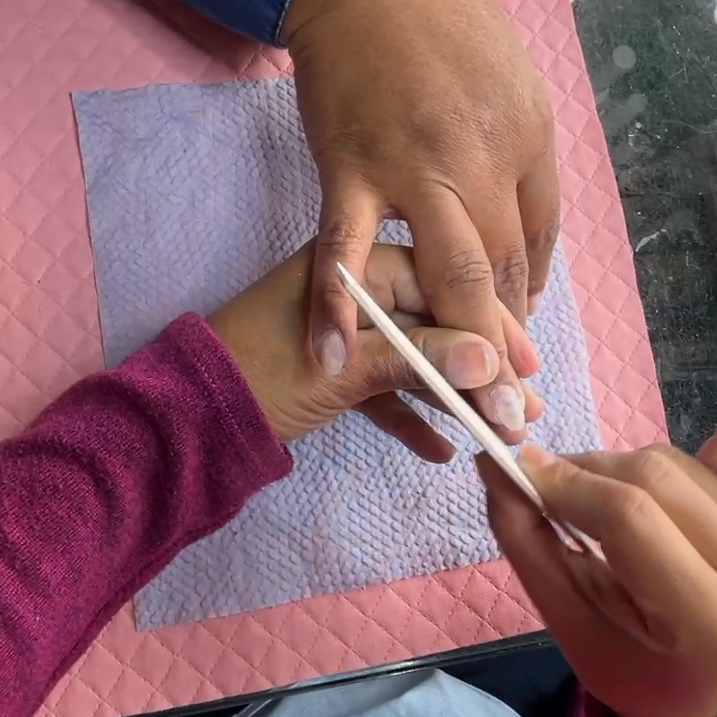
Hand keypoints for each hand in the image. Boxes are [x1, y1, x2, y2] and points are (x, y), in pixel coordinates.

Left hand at [210, 243, 542, 460]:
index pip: (439, 286)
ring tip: (501, 434)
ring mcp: (343, 336)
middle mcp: (353, 295)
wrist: (190, 418)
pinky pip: (379, 391)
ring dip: (452, 399)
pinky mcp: (332, 375)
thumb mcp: (346, 366)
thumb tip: (492, 362)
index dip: (487, 328)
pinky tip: (440, 449)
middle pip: (432, 329)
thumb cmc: (263, 374)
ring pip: (411, 364)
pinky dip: (405, 418)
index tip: (526, 368)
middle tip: (525, 411)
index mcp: (353, 267)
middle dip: (480, 372)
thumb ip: (418, 359)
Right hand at [282, 0, 559, 439]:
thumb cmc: (440, 26)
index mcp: (527, 136)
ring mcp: (414, 167)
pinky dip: (337, 309)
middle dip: (507, 344)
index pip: (536, 241)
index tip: (517, 340)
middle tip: (507, 404)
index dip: (527, 299)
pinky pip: (346, 252)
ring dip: (452, 344)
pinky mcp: (349, 172)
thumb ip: (522, 161)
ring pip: (445, 272)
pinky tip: (332, 359)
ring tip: (454, 401)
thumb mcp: (511, 82)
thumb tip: (522, 238)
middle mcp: (482, 158)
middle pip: (502, 269)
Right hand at [477, 410, 716, 716]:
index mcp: (714, 624)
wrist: (694, 688)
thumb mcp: (559, 612)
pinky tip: (708, 457)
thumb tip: (494, 459)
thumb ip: (523, 534)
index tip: (517, 470)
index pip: (628, 516)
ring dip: (627, 469)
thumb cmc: (623, 660)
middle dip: (585, 473)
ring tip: (612, 508)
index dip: (563, 482)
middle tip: (553, 492)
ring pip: (681, 462)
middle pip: (654, 477)